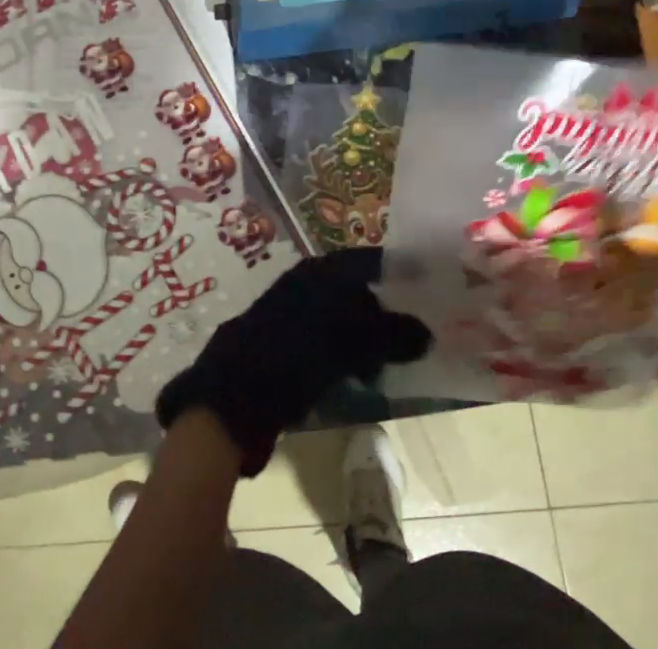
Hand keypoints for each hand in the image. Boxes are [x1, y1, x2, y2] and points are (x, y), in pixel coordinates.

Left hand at [156, 247, 429, 475]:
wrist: (231, 398)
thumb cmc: (295, 357)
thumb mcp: (353, 343)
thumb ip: (393, 334)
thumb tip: (426, 333)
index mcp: (317, 273)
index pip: (365, 260)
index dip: (395, 269)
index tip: (424, 282)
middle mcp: (300, 286)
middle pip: (353, 290)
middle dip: (383, 312)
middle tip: (410, 336)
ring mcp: (286, 315)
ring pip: (338, 319)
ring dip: (364, 338)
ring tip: (383, 366)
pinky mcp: (277, 346)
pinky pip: (322, 343)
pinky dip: (343, 355)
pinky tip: (354, 377)